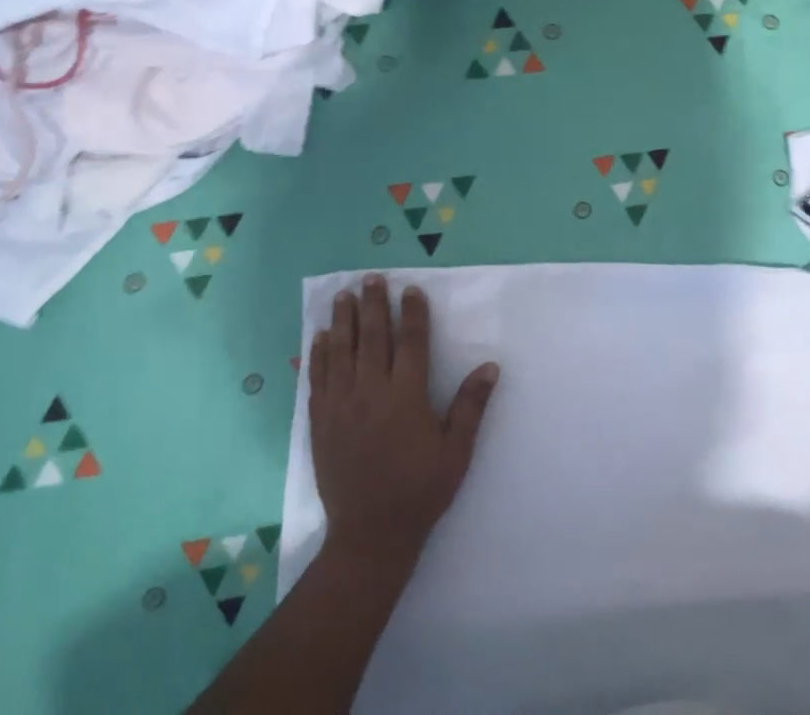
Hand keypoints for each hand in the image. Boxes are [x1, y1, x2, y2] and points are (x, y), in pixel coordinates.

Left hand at [309, 274, 499, 563]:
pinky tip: (321, 338)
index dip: (412, 314)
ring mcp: (341, 406)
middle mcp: (370, 392)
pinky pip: (318, 378)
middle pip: (372, 338)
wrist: (371, 531)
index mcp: (406, 396)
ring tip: (344, 295)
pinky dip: (320, 354)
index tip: (410, 290)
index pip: (411, 343)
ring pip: (341, 352)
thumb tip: (490, 366)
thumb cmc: (422, 489)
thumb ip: (470, 405)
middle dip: (373, 306)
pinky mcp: (321, 422)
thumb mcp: (457, 450)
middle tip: (371, 278)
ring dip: (343, 321)